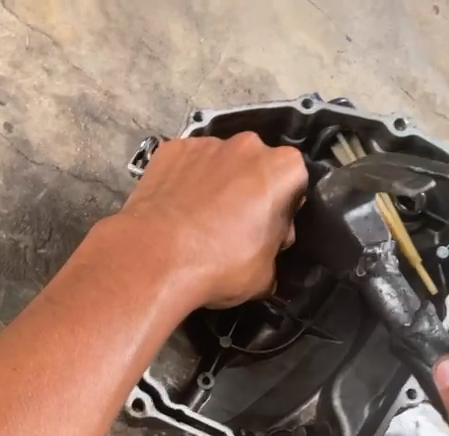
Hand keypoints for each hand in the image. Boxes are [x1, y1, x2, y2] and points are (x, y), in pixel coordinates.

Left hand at [111, 134, 307, 309]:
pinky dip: (185, 183)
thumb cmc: (219, 267)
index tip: (268, 237)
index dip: (283, 215)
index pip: (294, 189)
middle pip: (257, 170)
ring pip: (220, 166)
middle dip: (250, 196)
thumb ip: (272, 260)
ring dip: (217, 188)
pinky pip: (186, 166)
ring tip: (199, 224)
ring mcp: (207, 144)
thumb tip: (265, 263)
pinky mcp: (172, 150)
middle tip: (233, 232)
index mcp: (283, 170)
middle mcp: (249, 145)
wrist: (155, 259)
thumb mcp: (263, 278)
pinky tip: (176, 213)